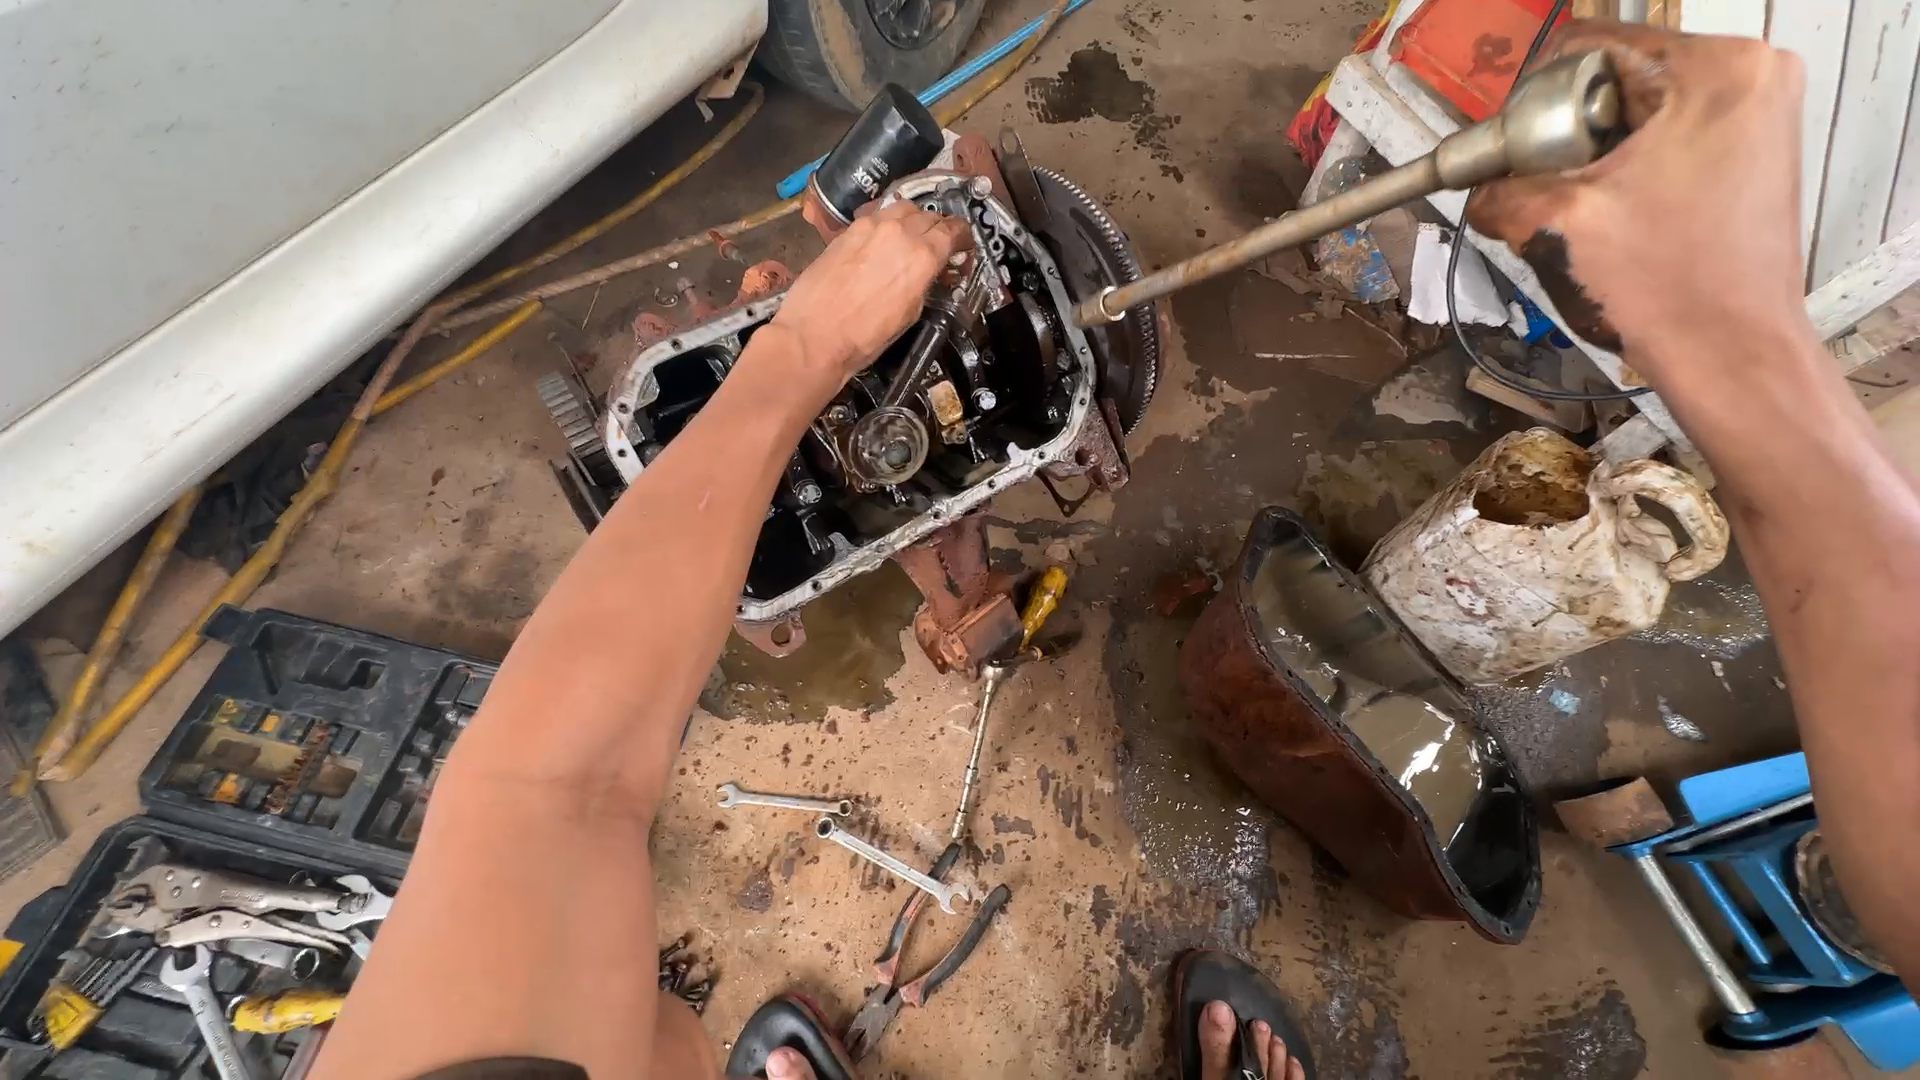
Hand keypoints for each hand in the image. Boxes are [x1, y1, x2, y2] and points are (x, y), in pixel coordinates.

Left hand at [770, 198, 973, 382]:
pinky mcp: (847, 231)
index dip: (963, 239)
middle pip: (930, 216)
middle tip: (939, 249)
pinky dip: (887, 225)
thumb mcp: (910, 314)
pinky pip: (876, 217)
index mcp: (922, 255)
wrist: (815, 336)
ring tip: (911, 240)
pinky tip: (883, 243)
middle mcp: (899, 232)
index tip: (963, 248)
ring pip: (903, 208)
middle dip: (939, 230)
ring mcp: (870, 227)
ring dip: (913, 220)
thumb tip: (928, 274)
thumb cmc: (862, 336)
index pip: (954, 230)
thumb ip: (925, 284)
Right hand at [1469, 21, 1813, 381]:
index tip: (1516, 159)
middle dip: (1558, 138)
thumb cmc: (1660, 284)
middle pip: (1608, 80)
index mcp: (1713, 71)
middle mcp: (1747, 73)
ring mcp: (1753, 111)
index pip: (1586, 47)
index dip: (1529, 102)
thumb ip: (1499, 193)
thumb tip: (1476, 188)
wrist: (1725, 344)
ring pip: (1626, 114)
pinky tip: (1610, 217)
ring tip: (1580, 215)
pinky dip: (1615, 172)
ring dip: (1583, 161)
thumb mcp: (1554, 225)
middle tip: (1546, 194)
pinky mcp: (1744, 148)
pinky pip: (1654, 139)